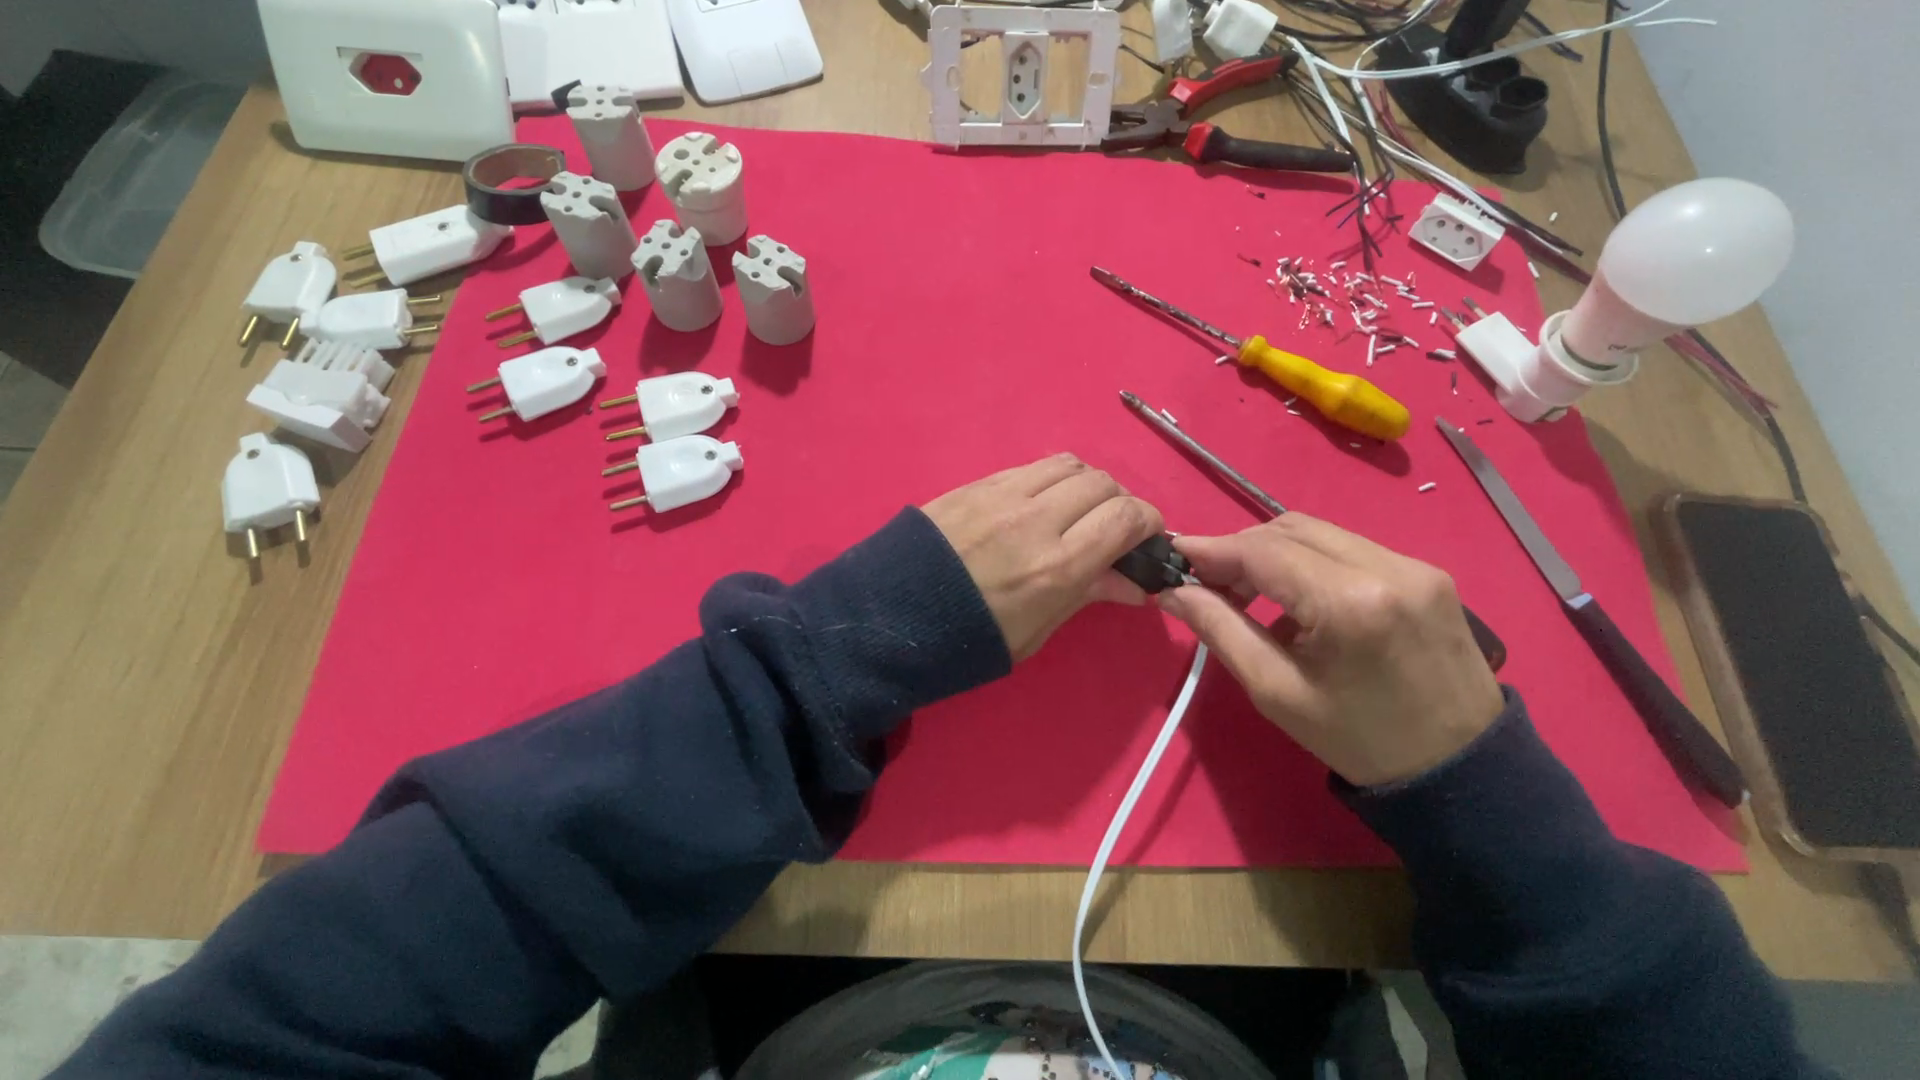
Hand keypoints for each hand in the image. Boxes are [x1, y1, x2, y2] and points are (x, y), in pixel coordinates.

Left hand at [922, 454, 1163, 660]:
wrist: (891, 620)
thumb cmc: (969, 640)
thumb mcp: (1037, 631)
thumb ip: (1088, 594)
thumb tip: (1137, 584)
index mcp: (1056, 566)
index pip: (1126, 516)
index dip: (1149, 521)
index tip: (1148, 536)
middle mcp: (1035, 520)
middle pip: (1102, 483)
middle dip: (1120, 502)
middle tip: (1112, 527)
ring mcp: (1002, 495)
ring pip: (1068, 464)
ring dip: (1086, 484)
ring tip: (1077, 509)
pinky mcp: (975, 484)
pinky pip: (1030, 466)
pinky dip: (1050, 479)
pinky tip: (1041, 502)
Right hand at [1157, 514, 1501, 786]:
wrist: (1460, 769)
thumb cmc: (1358, 740)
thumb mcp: (1276, 692)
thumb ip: (1220, 630)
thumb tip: (1174, 591)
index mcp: (1349, 602)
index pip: (1264, 551)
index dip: (1212, 549)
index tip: (1174, 556)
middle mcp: (1387, 566)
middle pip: (1291, 528)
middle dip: (1241, 548)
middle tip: (1207, 582)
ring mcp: (1414, 565)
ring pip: (1321, 533)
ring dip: (1274, 553)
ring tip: (1247, 592)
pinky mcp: (1428, 572)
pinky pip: (1350, 549)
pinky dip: (1311, 563)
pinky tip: (1297, 601)